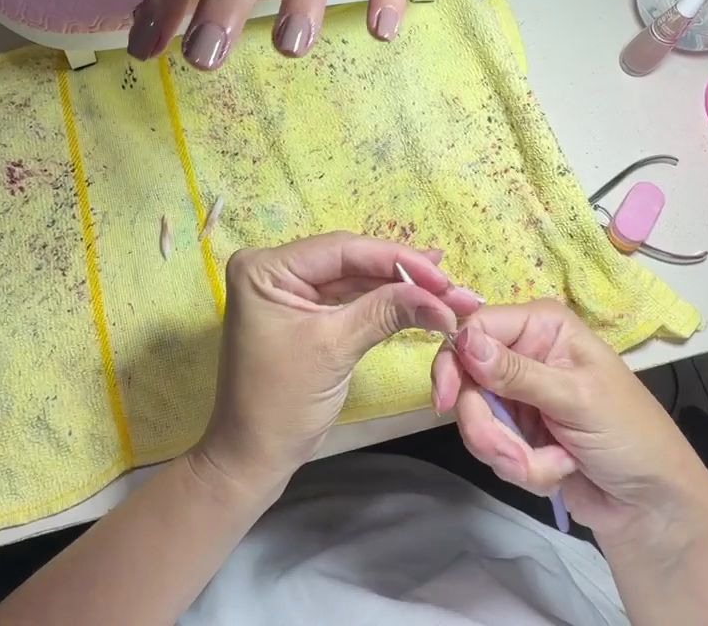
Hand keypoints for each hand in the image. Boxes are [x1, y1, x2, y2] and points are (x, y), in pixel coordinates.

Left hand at [193, 233, 484, 492]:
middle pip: (349, 259)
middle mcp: (273, 268)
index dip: (396, 259)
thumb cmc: (282, 403)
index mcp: (265, 267)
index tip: (443, 276)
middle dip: (403, 272)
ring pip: (353, 276)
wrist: (254, 457)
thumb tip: (442, 298)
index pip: (341, 249)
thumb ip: (386, 312)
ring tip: (447, 289)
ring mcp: (288, 288)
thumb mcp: (335, 349)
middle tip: (453, 285)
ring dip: (398, 285)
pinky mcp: (303, 310)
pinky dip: (382, 299)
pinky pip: (347, 296)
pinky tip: (418, 294)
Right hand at [429, 300, 707, 547]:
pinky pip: (491, 447)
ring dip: (510, 453)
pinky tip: (557, 473)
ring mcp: (519, 395)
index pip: (475, 328)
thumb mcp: (577, 399)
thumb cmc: (631, 437)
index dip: (455, 362)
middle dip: (489, 427)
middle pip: (466, 380)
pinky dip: (521, 468)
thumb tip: (465, 341)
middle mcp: (524, 353)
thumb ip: (517, 373)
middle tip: (516, 457)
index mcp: (542, 327)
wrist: (653, 508)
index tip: (447, 402)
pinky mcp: (517, 432)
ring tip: (553, 468)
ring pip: (475, 418)